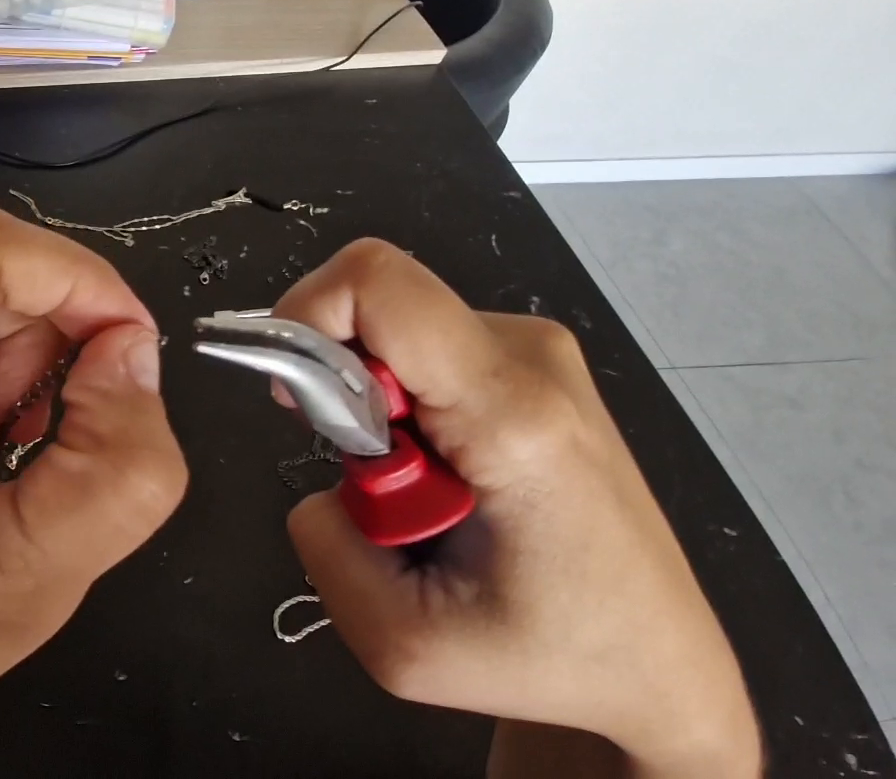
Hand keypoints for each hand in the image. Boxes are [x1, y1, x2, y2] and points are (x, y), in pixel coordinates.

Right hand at [272, 239, 759, 778]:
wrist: (659, 669)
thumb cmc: (547, 663)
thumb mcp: (400, 642)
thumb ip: (320, 541)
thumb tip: (318, 476)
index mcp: (512, 418)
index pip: (379, 286)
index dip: (303, 314)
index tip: (296, 394)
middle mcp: (532, 361)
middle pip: (376, 307)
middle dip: (336, 383)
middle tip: (364, 470)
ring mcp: (539, 356)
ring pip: (392, 331)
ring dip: (368, 402)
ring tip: (411, 486)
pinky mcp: (533, 366)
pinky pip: (419, 346)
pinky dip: (396, 399)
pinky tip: (436, 468)